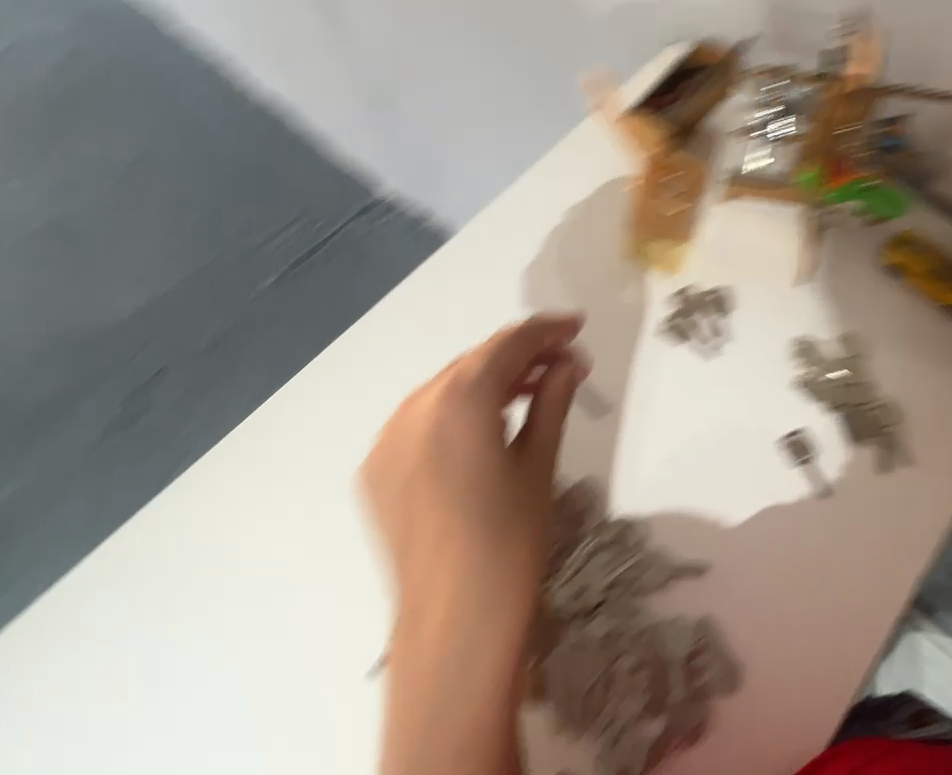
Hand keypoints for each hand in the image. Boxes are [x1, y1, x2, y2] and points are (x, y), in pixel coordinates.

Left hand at [360, 313, 587, 637]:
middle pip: (473, 364)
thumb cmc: (511, 539)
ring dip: (486, 387)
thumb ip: (552, 400)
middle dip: (519, 359)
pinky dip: (454, 419)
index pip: (508, 344)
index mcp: (460, 397)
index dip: (546, 331)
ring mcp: (387, 439)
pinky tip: (482, 437)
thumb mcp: (539, 463)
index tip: (576, 328)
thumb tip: (568, 364)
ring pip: (445, 393)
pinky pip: (421, 425)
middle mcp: (414, 406)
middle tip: (562, 367)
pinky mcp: (375, 471)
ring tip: (528, 397)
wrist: (454, 621)